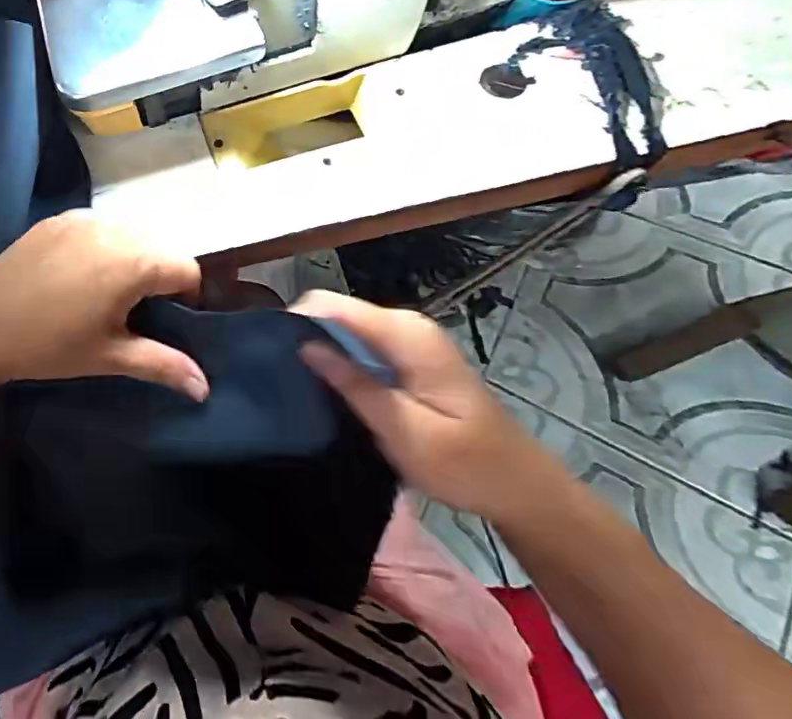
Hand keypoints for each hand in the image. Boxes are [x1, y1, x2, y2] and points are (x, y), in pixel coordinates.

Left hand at [0, 210, 208, 400]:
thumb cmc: (49, 345)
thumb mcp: (109, 356)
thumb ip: (163, 365)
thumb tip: (205, 388)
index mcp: (134, 261)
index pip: (186, 268)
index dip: (187, 297)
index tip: (167, 321)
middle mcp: (115, 228)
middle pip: (160, 247)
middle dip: (158, 276)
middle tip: (134, 311)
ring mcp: (84, 218)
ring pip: (130, 233)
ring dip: (131, 257)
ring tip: (105, 292)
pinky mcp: (59, 218)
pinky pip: (98, 226)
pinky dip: (102, 245)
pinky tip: (78, 274)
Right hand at [291, 290, 574, 525]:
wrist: (520, 486)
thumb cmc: (467, 466)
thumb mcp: (405, 432)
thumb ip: (354, 385)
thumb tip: (305, 346)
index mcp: (406, 335)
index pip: (332, 305)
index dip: (298, 322)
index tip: (272, 356)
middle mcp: (407, 325)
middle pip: (337, 313)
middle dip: (308, 338)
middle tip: (284, 380)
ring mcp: (409, 339)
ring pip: (346, 330)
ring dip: (324, 353)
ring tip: (301, 387)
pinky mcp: (409, 356)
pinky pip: (362, 345)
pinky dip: (343, 362)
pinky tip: (333, 391)